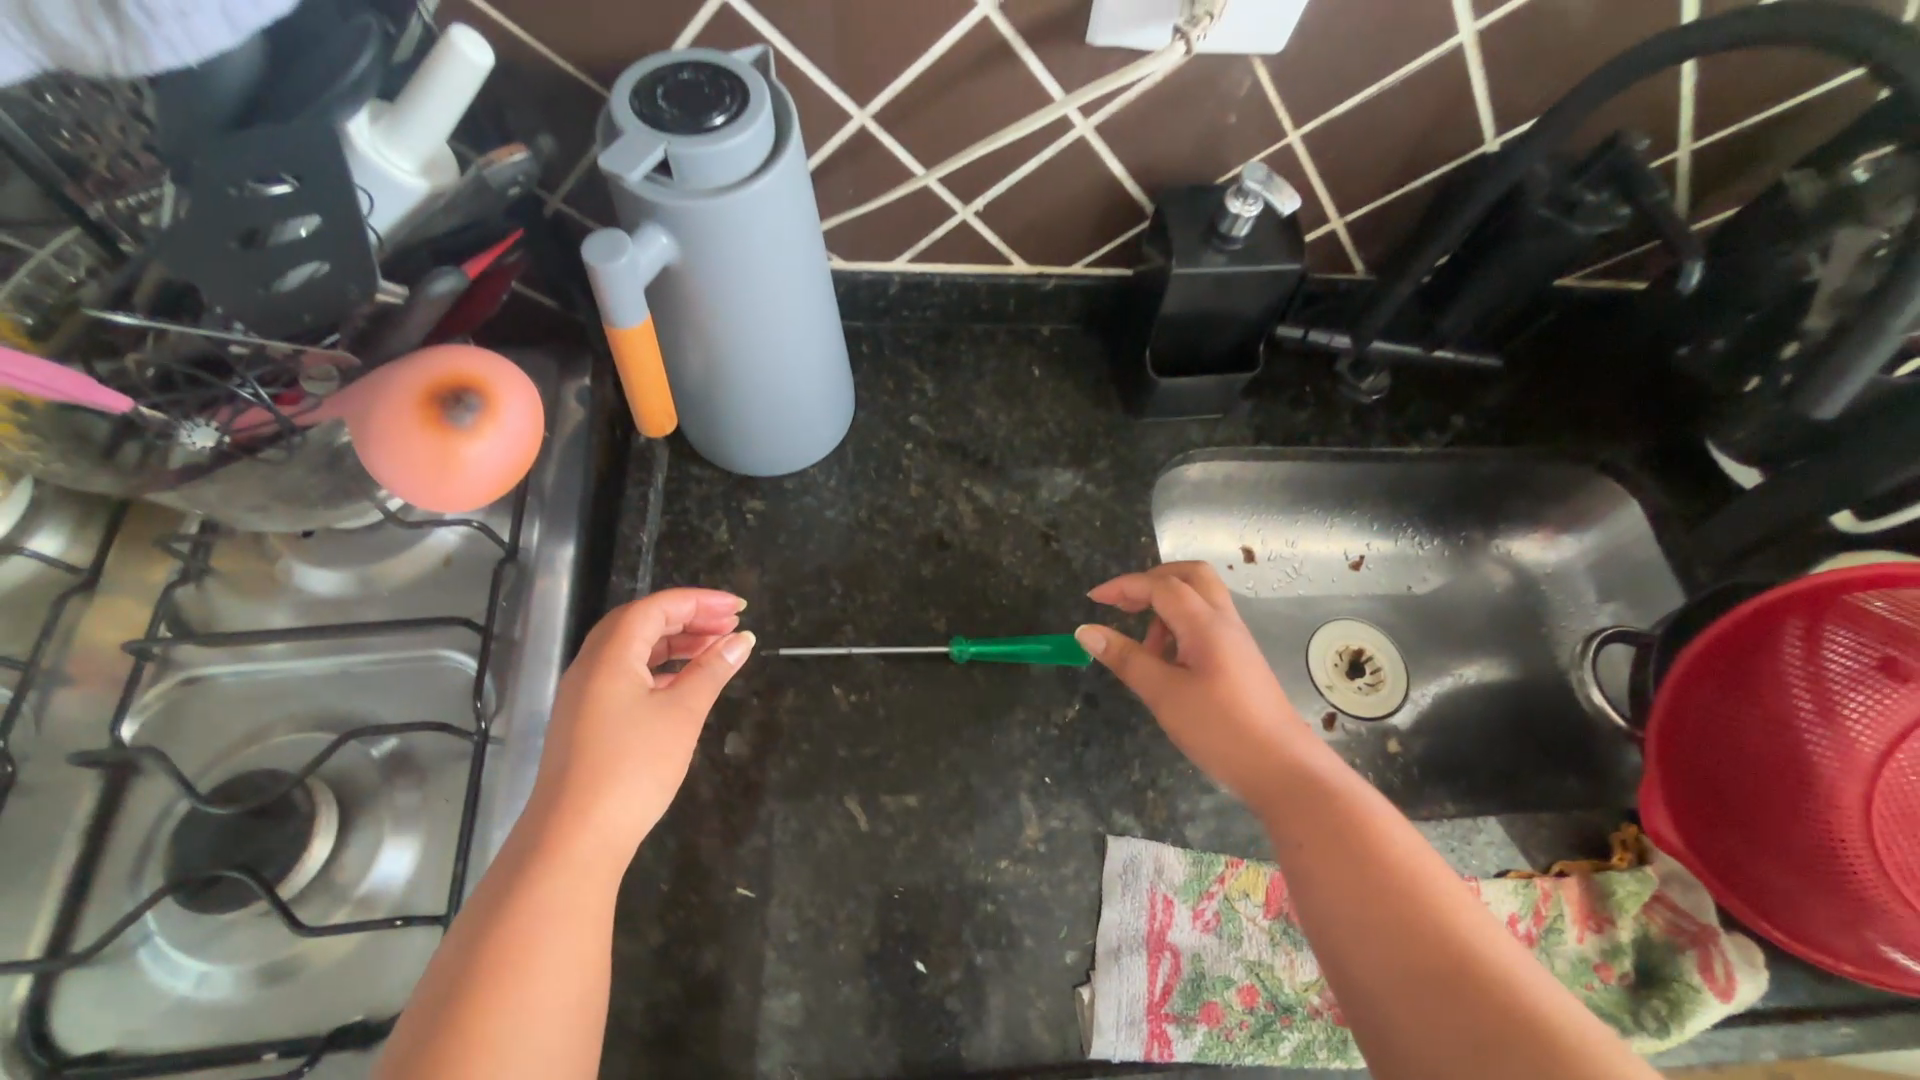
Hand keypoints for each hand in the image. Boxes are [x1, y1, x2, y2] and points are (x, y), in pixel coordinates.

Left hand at [527, 588, 754, 859]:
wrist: (574, 837)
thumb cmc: (633, 768)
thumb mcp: (682, 715)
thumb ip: (712, 671)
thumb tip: (741, 640)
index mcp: (610, 655)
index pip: (656, 608)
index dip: (700, 601)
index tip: (740, 607)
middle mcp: (590, 666)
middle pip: (641, 623)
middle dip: (688, 618)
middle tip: (731, 626)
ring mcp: (584, 694)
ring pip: (632, 651)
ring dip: (675, 644)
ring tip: (716, 651)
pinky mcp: (587, 720)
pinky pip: (625, 676)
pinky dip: (659, 670)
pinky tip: (685, 685)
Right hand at [1075, 562, 1316, 809]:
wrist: (1283, 769)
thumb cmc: (1220, 730)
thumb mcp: (1163, 694)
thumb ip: (1125, 658)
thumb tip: (1086, 631)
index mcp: (1206, 624)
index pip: (1161, 586)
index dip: (1124, 586)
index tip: (1092, 599)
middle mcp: (1224, 622)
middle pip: (1190, 576)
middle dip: (1151, 581)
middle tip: (1122, 605)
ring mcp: (1236, 640)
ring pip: (1200, 600)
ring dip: (1166, 609)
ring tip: (1145, 650)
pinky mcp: (1240, 660)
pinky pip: (1207, 624)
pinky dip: (1180, 629)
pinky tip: (1168, 665)